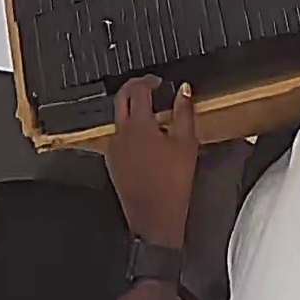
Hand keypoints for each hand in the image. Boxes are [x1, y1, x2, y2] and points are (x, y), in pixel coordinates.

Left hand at [106, 76, 197, 248]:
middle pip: (121, 97)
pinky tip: (145, 136)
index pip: (138, 90)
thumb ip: (184, 111)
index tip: (158, 81)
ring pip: (118, 115)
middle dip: (134, 86)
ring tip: (151, 110)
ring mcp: (114, 147)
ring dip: (131, 106)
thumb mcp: (186, 143)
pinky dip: (129, 126)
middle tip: (149, 85)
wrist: (155, 220)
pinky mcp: (112, 161)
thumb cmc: (174, 182)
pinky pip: (118, 134)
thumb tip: (183, 88)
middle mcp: (121, 132)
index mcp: (139, 125)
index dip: (148, 80)